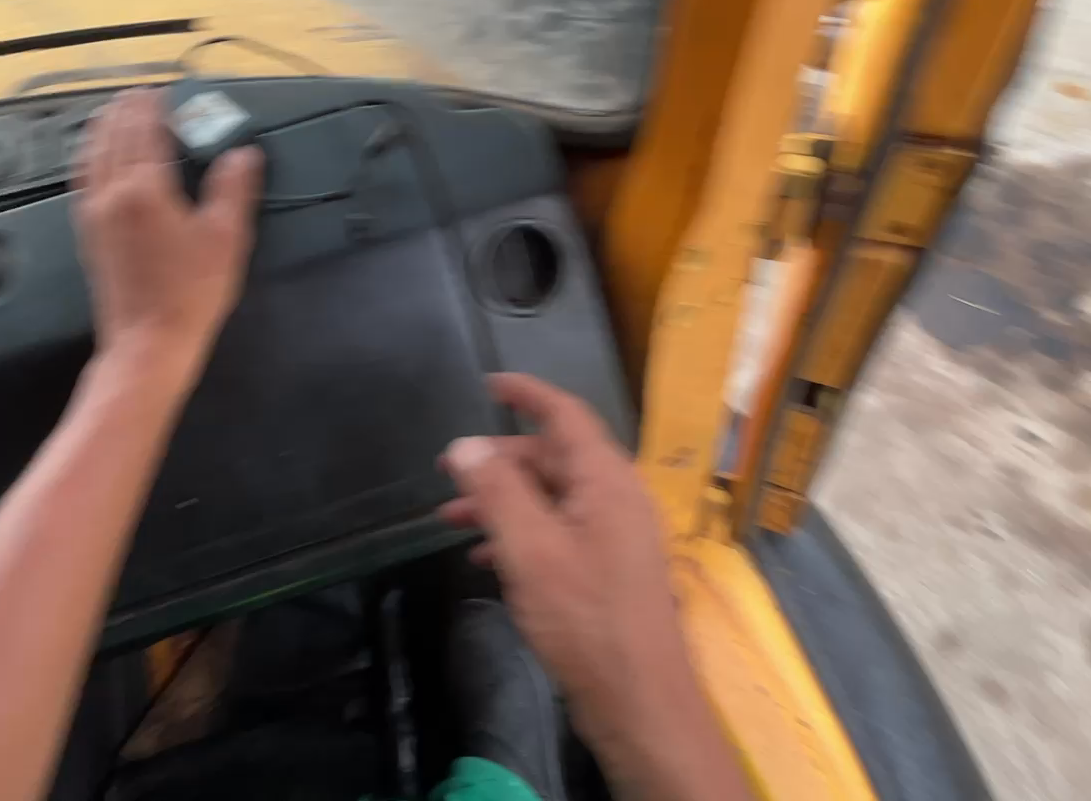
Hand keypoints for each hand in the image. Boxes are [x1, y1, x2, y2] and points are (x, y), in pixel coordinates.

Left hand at [75, 90, 262, 370]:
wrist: (147, 342)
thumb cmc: (191, 291)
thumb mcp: (226, 238)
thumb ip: (233, 189)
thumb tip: (244, 152)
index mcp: (146, 188)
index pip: (146, 132)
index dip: (155, 108)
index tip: (165, 90)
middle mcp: (112, 192)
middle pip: (115, 137)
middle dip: (128, 110)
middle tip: (143, 93)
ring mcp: (94, 212)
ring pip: (92, 154)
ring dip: (104, 126)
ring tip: (116, 112)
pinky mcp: (88, 232)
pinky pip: (82, 177)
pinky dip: (90, 154)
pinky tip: (97, 156)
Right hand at [438, 374, 742, 800]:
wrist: (641, 705)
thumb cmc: (585, 617)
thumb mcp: (530, 548)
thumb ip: (496, 491)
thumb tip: (465, 445)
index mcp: (605, 479)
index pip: (565, 414)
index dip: (527, 393)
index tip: (489, 384)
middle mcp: (615, 497)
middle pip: (552, 458)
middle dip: (498, 461)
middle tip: (449, 471)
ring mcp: (615, 534)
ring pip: (551, 498)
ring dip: (503, 502)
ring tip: (452, 519)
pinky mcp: (608, 568)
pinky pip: (559, 531)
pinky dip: (522, 533)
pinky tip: (486, 557)